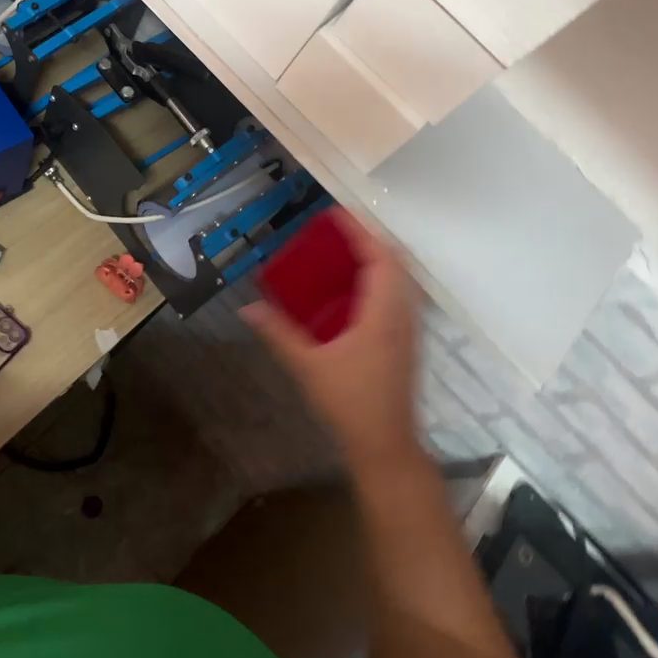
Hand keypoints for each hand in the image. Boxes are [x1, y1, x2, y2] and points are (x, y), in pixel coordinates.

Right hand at [241, 210, 419, 459]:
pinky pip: (400, 296)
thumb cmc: (349, 403)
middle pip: (397, 262)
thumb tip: (248, 308)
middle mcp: (403, 315)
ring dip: (379, 259)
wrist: (386, 444)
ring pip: (402, 280)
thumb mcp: (308, 366)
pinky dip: (382, 280)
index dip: (360, 231)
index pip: (380, 257)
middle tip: (339, 231)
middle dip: (371, 240)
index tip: (337, 214)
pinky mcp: (407, 342)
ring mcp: (410, 329)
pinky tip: (356, 291)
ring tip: (347, 252)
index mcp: (383, 314)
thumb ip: (279, 334)